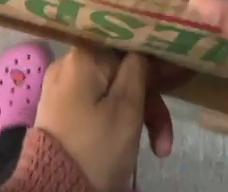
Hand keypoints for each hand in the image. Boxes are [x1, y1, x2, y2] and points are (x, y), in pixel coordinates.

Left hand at [33, 47, 162, 189]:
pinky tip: (126, 144)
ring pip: (109, 93)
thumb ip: (138, 71)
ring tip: (155, 150)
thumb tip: (140, 50)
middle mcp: (68, 63)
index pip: (128, 51)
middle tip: (163, 144)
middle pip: (120, 76)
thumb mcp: (127, 110)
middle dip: (147, 106)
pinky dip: (113, 121)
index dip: (153, 71)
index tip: (171, 92)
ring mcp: (61, 87)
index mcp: (83, 56)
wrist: (56, 188)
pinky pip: (93, 104)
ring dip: (135, 119)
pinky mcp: (59, 109)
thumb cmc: (97, 147)